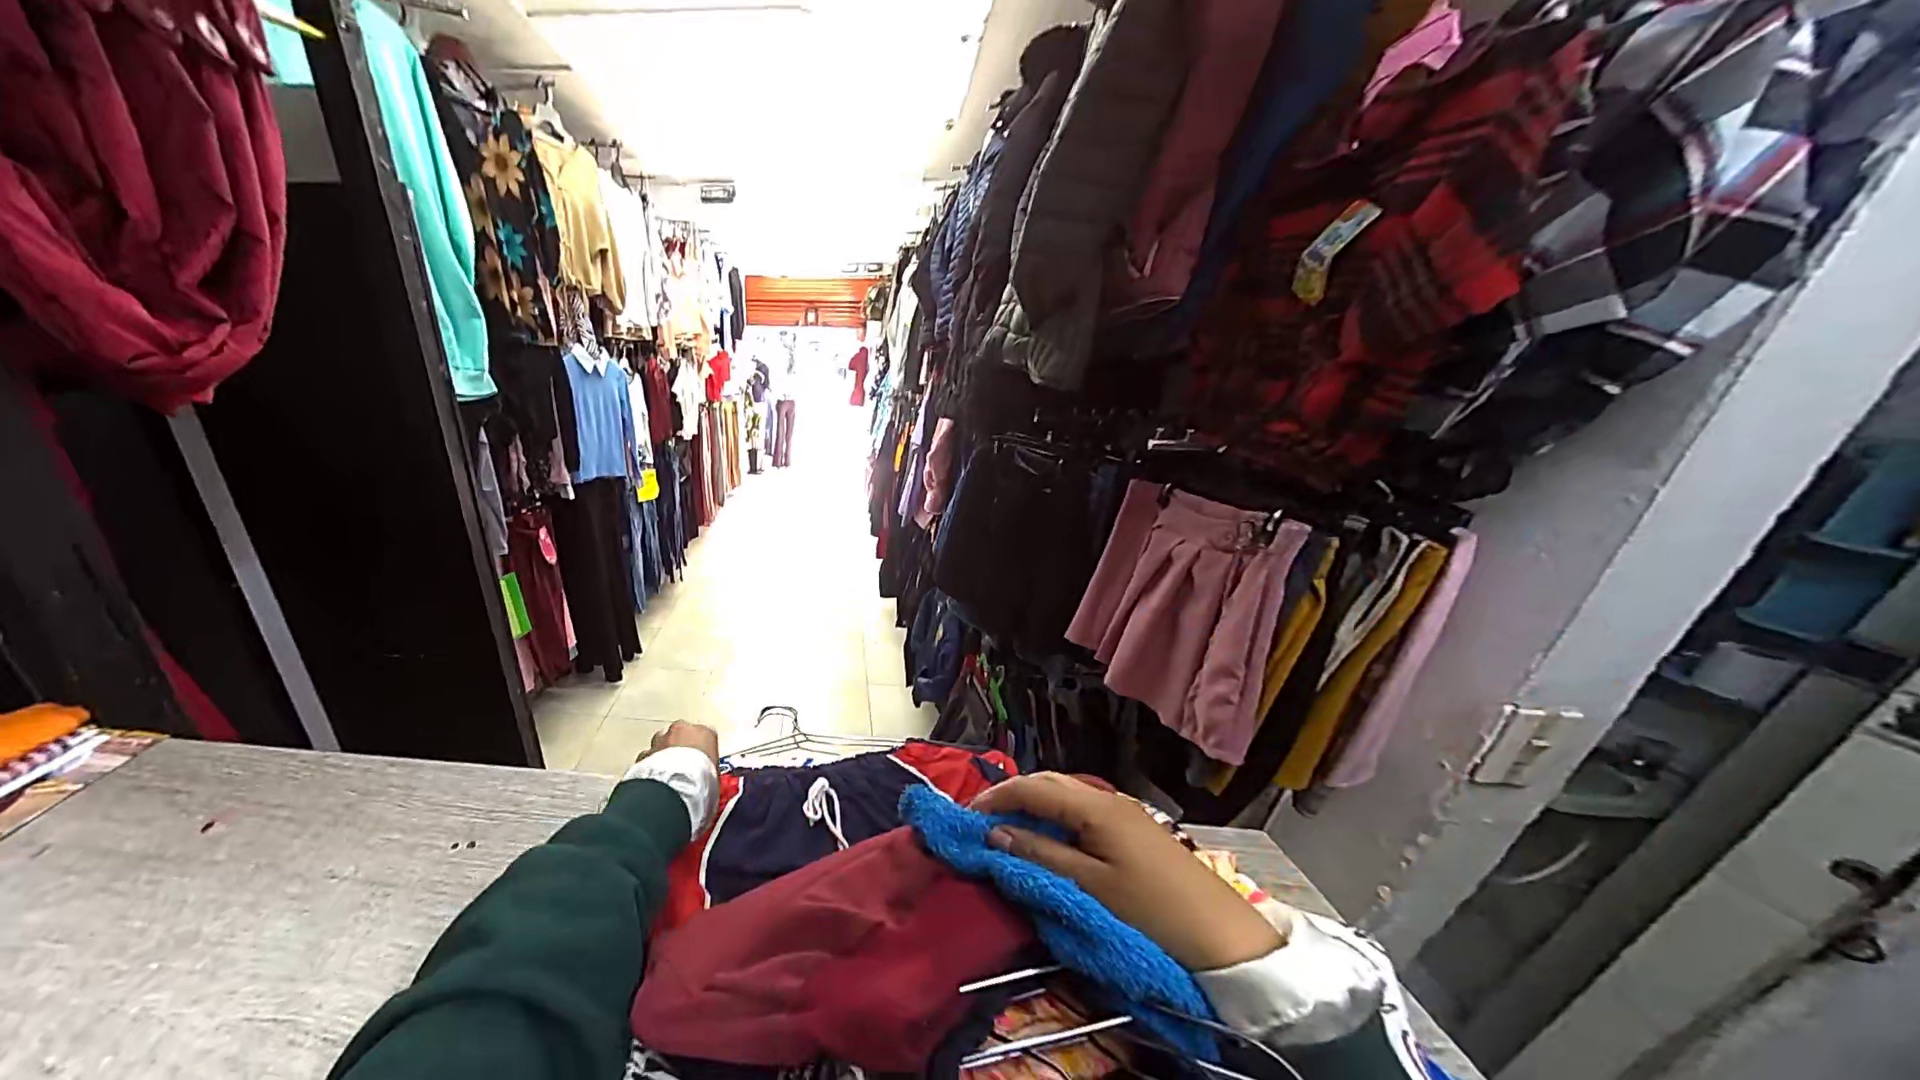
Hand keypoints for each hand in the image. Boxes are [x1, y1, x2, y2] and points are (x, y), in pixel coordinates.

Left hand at [639, 721, 719, 769]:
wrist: (677, 786)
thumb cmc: (703, 777)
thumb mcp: (715, 772)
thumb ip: (709, 766)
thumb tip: (706, 776)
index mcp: (705, 731)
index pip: (704, 736)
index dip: (701, 749)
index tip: (700, 761)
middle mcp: (682, 729)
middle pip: (679, 733)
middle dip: (679, 745)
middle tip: (682, 764)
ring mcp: (660, 739)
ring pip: (660, 741)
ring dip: (662, 753)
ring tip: (666, 772)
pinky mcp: (644, 753)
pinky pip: (647, 756)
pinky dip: (649, 764)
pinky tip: (653, 777)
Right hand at [973, 773, 1285, 971]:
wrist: (1221, 937)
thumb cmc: (1151, 913)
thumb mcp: (1089, 887)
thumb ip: (1041, 855)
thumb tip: (996, 833)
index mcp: (1095, 806)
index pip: (1034, 787)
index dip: (996, 797)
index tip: (965, 818)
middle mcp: (1107, 798)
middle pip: (1050, 783)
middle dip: (1012, 795)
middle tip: (982, 822)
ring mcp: (1123, 811)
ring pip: (1066, 794)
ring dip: (1034, 804)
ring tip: (1008, 828)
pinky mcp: (1132, 829)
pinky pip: (1082, 810)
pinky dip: (1055, 817)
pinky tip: (1048, 837)